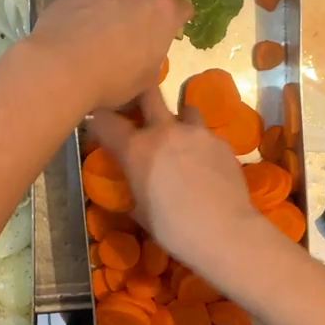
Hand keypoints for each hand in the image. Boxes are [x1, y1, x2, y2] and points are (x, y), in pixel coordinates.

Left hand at [24, 0, 195, 113]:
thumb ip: (153, 57)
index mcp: (163, 15)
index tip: (185, 16)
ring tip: (123, 10)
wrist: (61, 66)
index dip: (186, 12)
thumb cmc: (112, 80)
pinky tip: (91, 19)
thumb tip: (148, 49)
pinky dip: (101, 1)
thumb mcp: (145, 78)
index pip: (183, 7)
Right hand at [89, 89, 271, 271]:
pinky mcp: (221, 141)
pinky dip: (201, 144)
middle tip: (141, 113)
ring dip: (179, 120)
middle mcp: (164, 130)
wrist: (224, 232)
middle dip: (141, 97)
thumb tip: (134, 184)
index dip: (99, 121)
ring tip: (181, 141)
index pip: (105, 119)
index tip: (101, 128)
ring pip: (184, 109)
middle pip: (148, 93)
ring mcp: (196, 132)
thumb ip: (133, 187)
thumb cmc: (174, 229)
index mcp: (136, 148)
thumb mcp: (141, 212)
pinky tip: (205, 164)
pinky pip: (206, 134)